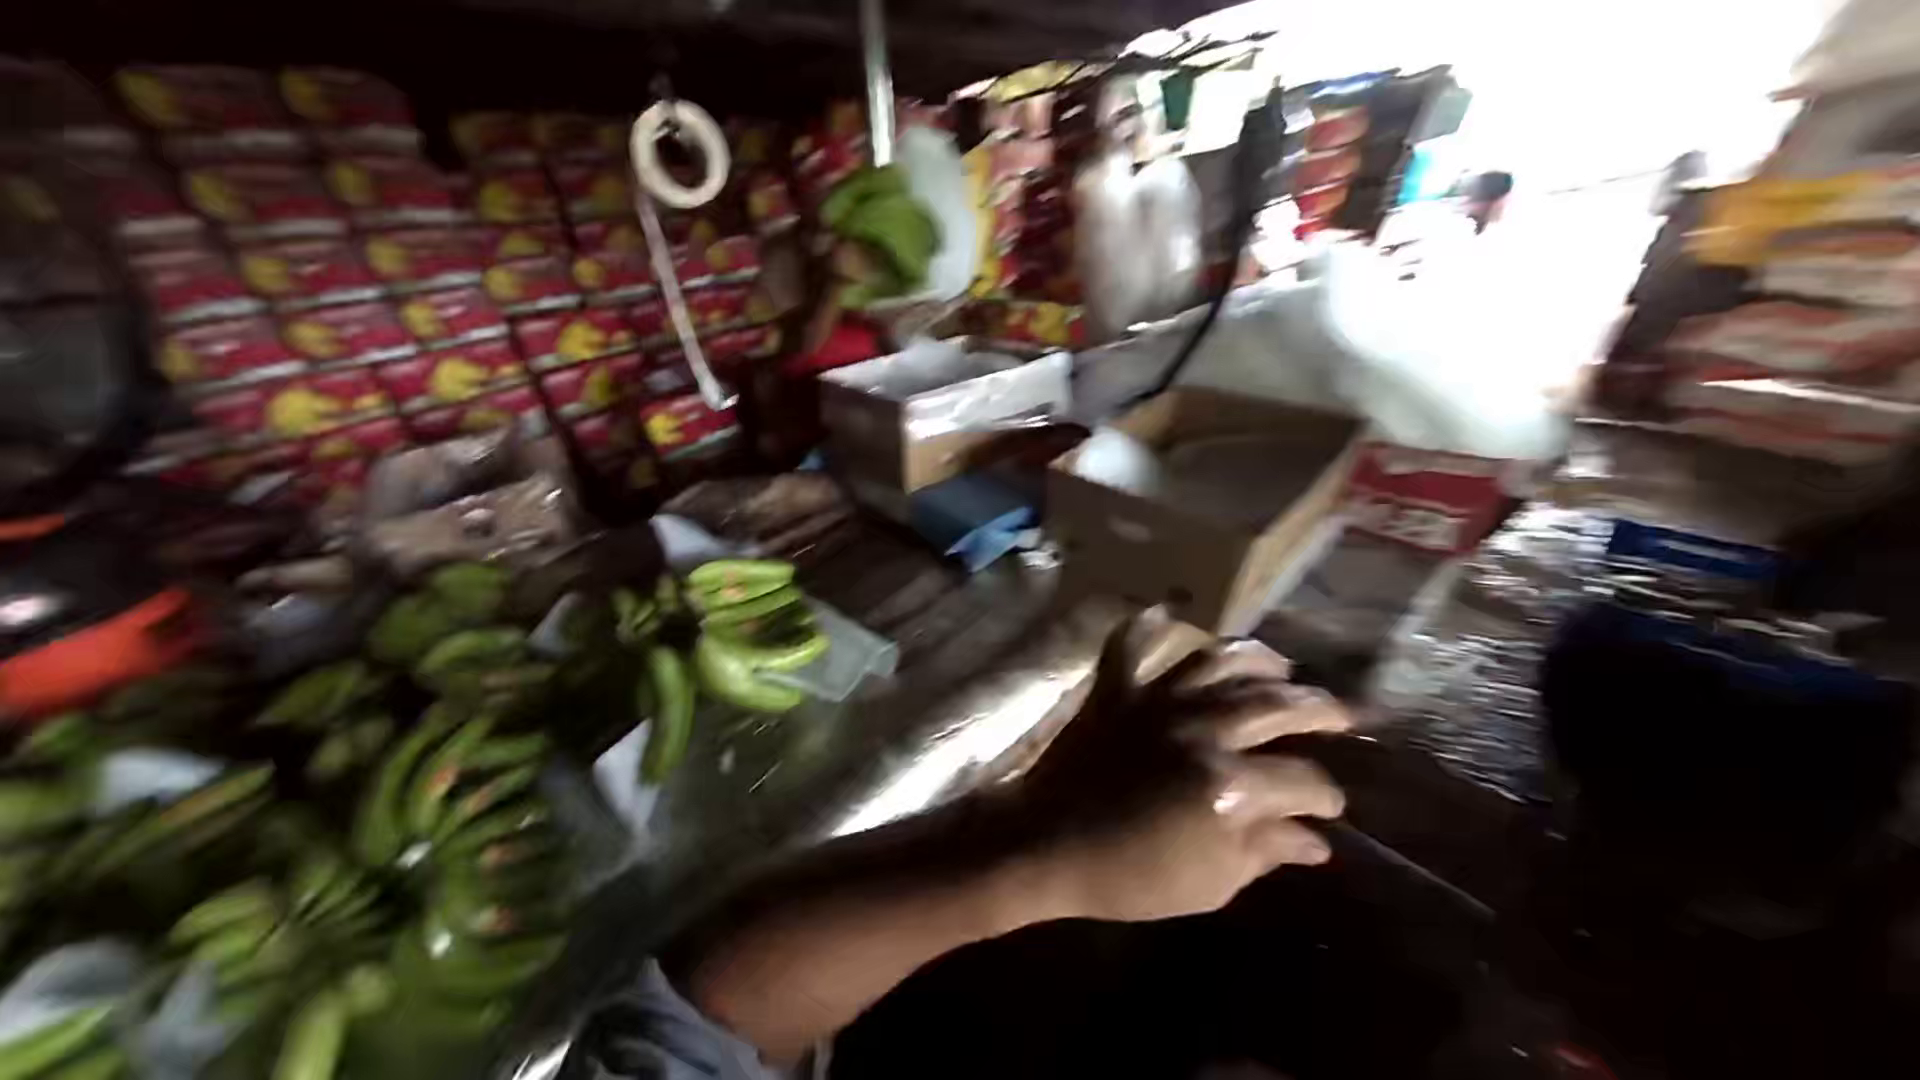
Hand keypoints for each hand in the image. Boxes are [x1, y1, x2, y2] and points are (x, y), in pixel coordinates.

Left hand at [1012, 609, 1350, 922]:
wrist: (1046, 845)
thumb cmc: (1129, 875)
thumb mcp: (1210, 883)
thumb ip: (1266, 852)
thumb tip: (1316, 839)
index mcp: (1228, 783)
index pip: (1302, 780)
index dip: (1326, 795)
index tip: (1331, 806)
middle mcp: (1198, 727)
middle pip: (1275, 706)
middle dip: (1320, 710)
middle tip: (1342, 713)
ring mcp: (1153, 700)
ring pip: (1216, 661)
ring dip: (1255, 659)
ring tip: (1282, 666)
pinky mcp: (1114, 690)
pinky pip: (1129, 646)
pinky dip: (1144, 625)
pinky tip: (1163, 608)